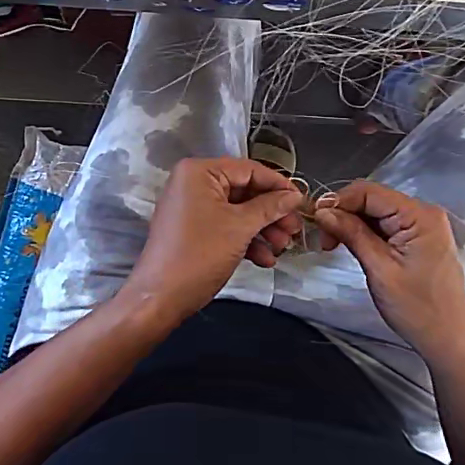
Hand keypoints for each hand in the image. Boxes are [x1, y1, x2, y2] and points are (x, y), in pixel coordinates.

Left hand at [121, 158, 304, 322]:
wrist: (161, 295)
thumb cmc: (200, 253)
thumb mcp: (240, 227)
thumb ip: (270, 207)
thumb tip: (294, 195)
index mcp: (199, 171)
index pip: (248, 169)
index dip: (278, 186)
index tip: (303, 203)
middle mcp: (192, 182)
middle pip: (244, 190)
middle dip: (271, 212)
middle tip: (295, 231)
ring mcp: (191, 205)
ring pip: (237, 210)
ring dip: (262, 229)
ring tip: (283, 248)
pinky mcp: (192, 228)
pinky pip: (225, 225)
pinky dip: (245, 240)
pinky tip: (265, 260)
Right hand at [311, 181, 464, 364]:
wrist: (448, 341)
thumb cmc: (418, 309)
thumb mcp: (379, 269)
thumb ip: (351, 233)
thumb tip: (322, 210)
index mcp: (420, 216)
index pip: (368, 191)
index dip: (337, 201)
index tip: (316, 220)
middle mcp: (423, 213)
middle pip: (370, 198)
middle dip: (341, 213)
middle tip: (322, 238)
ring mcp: (421, 225)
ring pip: (373, 210)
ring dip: (349, 223)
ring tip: (332, 244)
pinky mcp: (416, 237)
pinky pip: (382, 223)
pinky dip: (361, 231)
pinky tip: (349, 245)